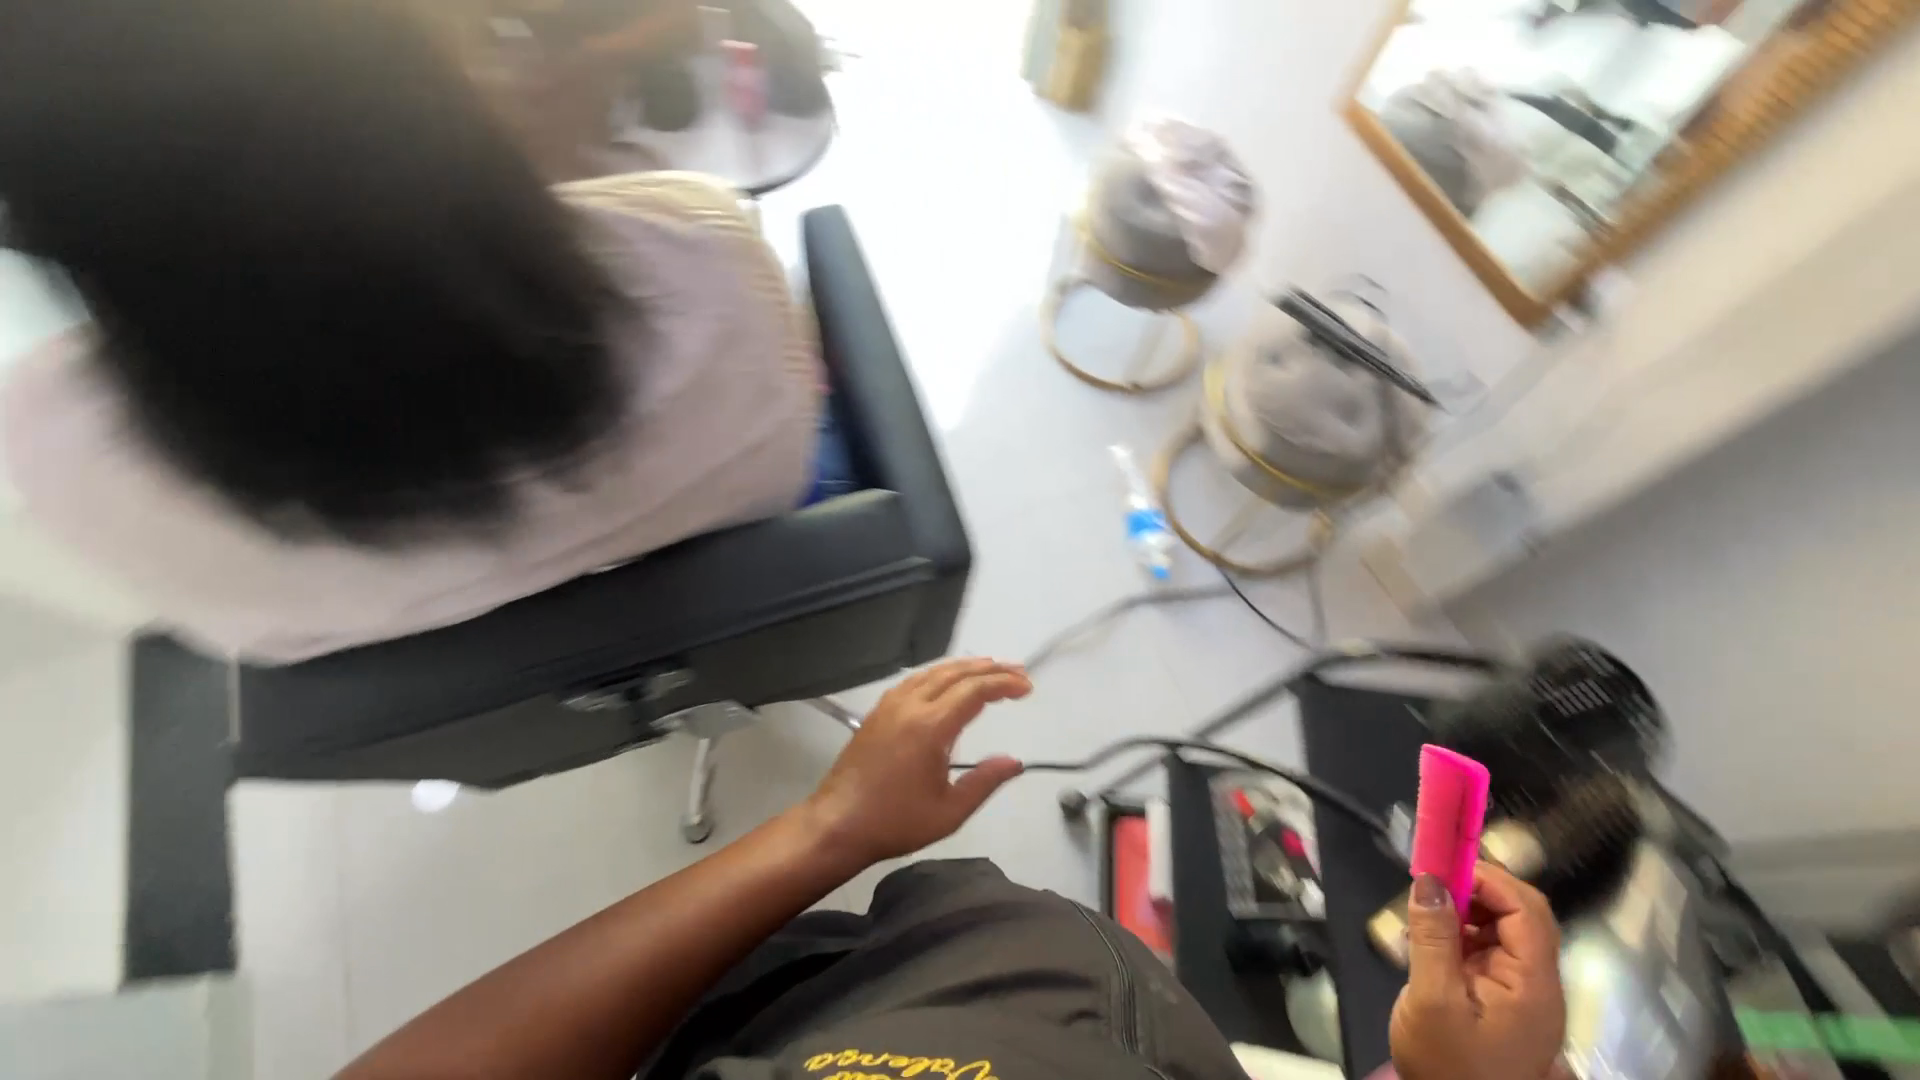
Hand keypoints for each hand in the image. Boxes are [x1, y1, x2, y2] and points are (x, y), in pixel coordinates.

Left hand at [802, 659, 1030, 865]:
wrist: (837, 824)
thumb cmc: (895, 822)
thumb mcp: (949, 812)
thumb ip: (985, 782)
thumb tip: (1014, 762)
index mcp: (930, 727)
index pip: (974, 691)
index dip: (1004, 684)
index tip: (1027, 687)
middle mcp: (909, 706)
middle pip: (955, 674)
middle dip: (990, 669)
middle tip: (1017, 671)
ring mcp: (889, 706)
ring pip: (932, 672)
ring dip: (964, 667)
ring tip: (989, 669)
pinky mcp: (877, 712)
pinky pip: (913, 680)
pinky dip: (938, 674)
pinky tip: (946, 682)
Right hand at [1390, 863, 1565, 1079]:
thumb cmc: (1447, 1065)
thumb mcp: (1432, 1000)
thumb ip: (1434, 937)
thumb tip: (1430, 878)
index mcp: (1533, 984)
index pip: (1527, 910)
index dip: (1489, 878)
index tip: (1440, 865)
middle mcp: (1536, 982)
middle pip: (1521, 914)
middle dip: (1477, 887)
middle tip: (1429, 879)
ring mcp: (1519, 991)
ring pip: (1502, 927)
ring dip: (1464, 907)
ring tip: (1423, 907)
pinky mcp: (1499, 997)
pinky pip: (1486, 947)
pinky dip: (1458, 930)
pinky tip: (1428, 934)